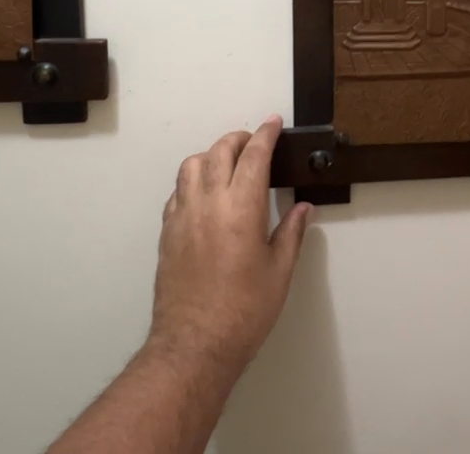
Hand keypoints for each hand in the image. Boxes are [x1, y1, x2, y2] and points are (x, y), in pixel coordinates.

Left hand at [149, 116, 311, 369]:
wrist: (193, 346)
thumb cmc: (243, 312)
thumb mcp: (279, 272)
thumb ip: (290, 233)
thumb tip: (302, 209)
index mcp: (241, 209)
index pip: (254, 155)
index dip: (265, 134)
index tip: (273, 123)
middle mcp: (208, 204)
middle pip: (219, 151)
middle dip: (239, 138)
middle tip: (254, 141)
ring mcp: (182, 217)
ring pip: (190, 165)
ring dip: (211, 155)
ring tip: (227, 163)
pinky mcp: (167, 233)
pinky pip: (177, 191)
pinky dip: (192, 180)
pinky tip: (204, 194)